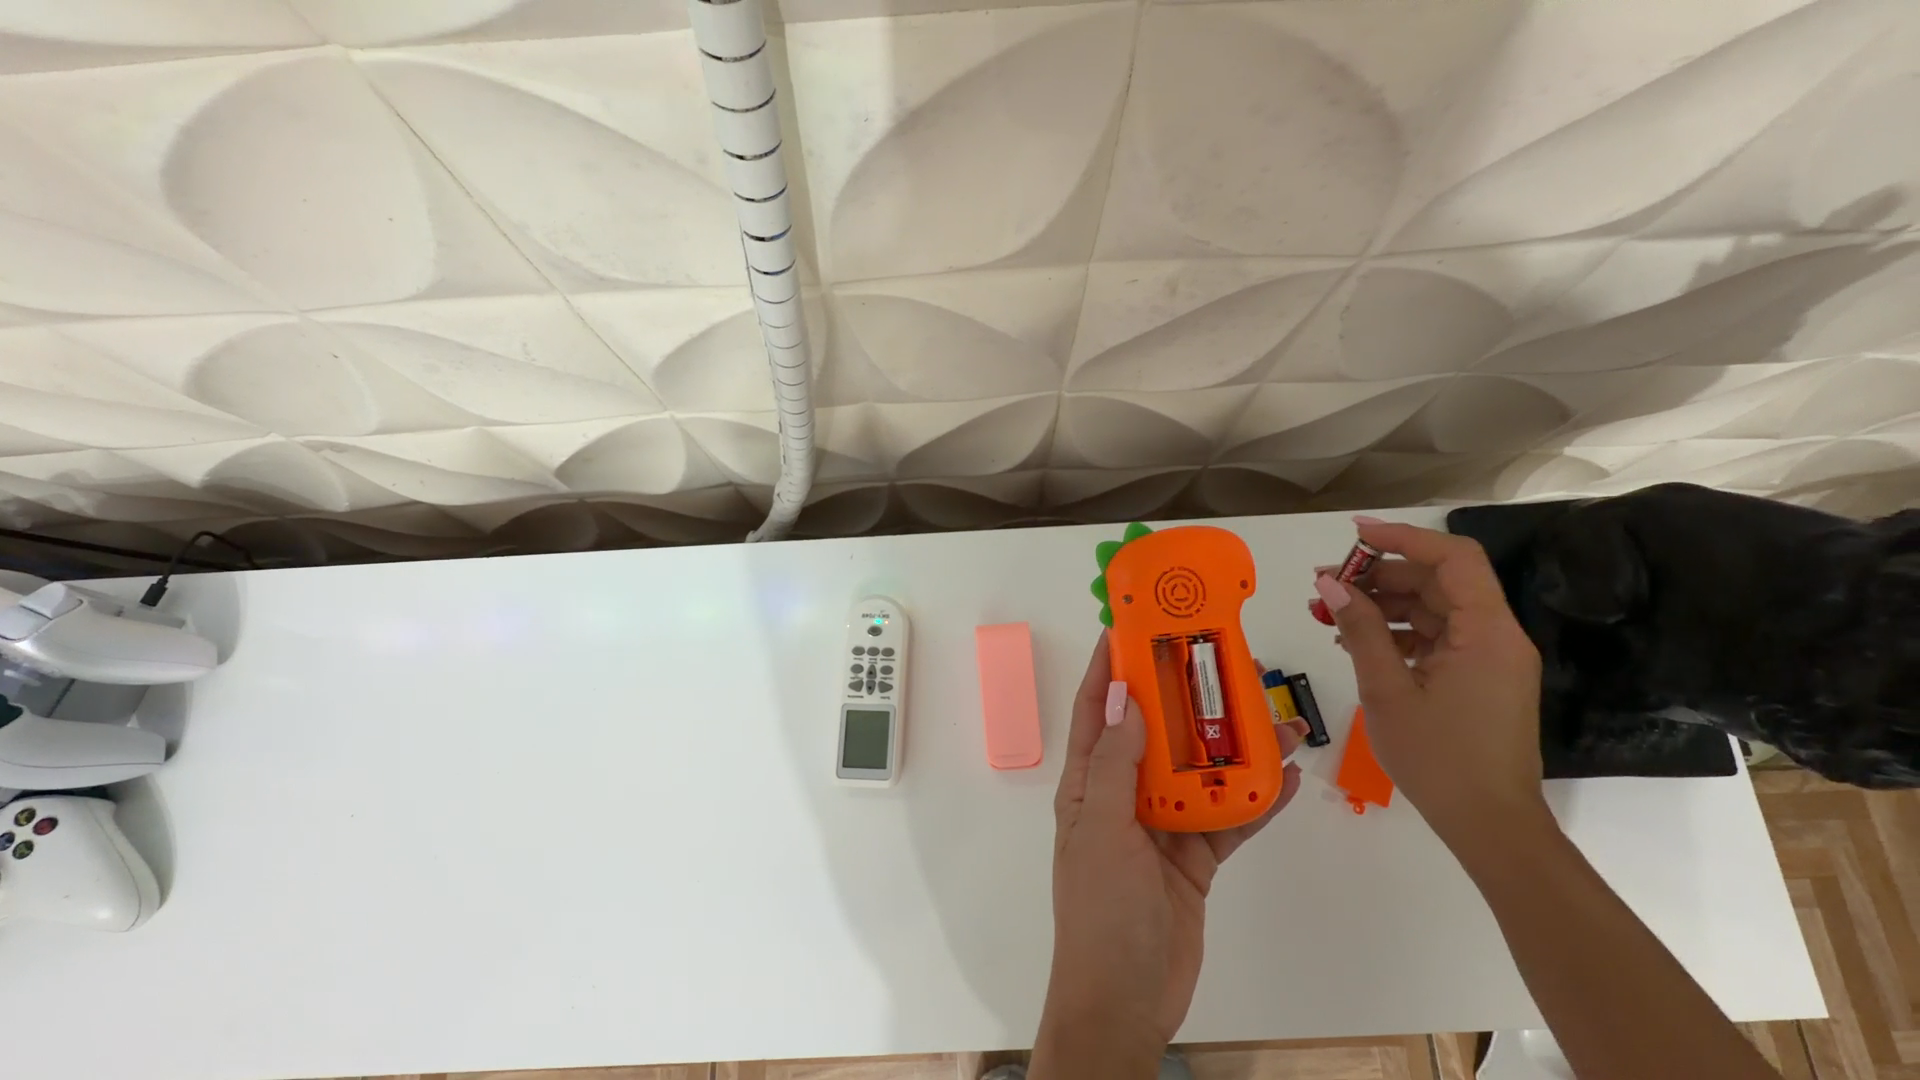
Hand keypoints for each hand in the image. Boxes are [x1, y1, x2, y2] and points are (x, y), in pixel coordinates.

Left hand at [1038, 634, 1305, 1057]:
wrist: (1126, 1000)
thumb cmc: (1100, 910)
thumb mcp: (1100, 830)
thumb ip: (1116, 766)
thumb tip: (1127, 699)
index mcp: (1088, 784)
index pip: (1097, 712)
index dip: (1111, 668)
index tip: (1131, 625)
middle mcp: (1123, 796)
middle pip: (1157, 734)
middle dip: (1186, 697)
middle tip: (1225, 661)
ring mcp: (1162, 827)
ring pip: (1200, 771)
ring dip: (1233, 745)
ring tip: (1274, 714)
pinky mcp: (1195, 858)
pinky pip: (1229, 818)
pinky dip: (1257, 799)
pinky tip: (1291, 776)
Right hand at [1311, 519, 1545, 846]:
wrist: (1490, 824)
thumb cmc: (1439, 758)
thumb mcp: (1388, 691)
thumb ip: (1360, 631)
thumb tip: (1329, 585)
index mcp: (1486, 632)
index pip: (1452, 559)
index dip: (1403, 538)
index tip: (1354, 534)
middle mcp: (1496, 635)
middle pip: (1438, 582)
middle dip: (1379, 576)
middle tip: (1323, 584)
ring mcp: (1489, 658)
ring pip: (1433, 610)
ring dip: (1382, 606)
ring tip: (1327, 614)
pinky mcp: (1479, 678)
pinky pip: (1436, 638)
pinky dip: (1396, 633)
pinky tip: (1355, 642)